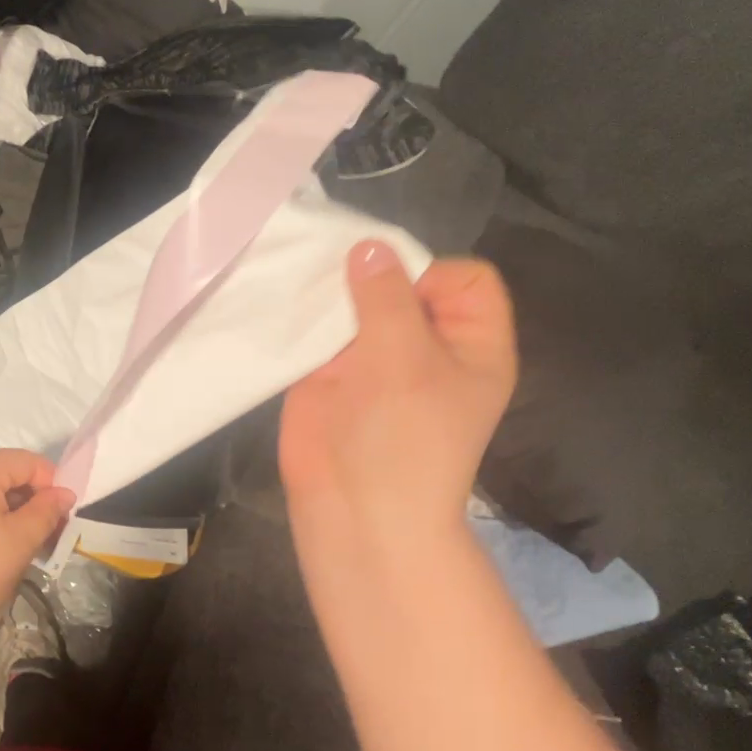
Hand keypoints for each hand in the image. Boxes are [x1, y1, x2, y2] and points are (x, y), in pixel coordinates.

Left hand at [0, 449, 75, 637]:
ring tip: (35, 540)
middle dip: (35, 496)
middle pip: (8, 471)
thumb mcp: (21, 539)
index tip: (65, 513)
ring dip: (18, 508)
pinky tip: (8, 542)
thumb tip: (65, 493)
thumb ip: (47, 510)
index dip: (51, 481)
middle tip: (54, 530)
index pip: (25, 460)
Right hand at [279, 241, 517, 543]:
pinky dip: (300, 319)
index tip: (386, 290)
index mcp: (470, 344)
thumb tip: (367, 245)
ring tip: (301, 291)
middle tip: (334, 283)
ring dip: (329, 295)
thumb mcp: (405, 360)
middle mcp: (423, 345)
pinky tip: (281, 312)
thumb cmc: (402, 437)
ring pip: (354, 304)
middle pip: (402, 283)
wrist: (354, 505)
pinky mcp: (326, 372)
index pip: (464, 279)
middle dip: (367, 276)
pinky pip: (316, 331)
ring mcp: (371, 359)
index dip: (427, 272)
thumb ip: (386, 298)